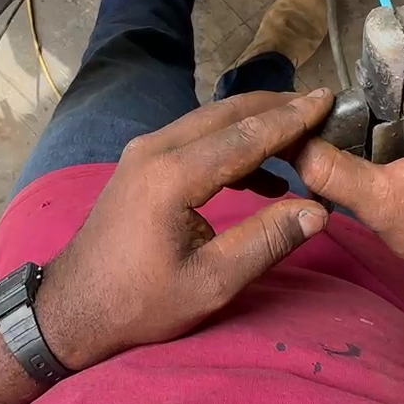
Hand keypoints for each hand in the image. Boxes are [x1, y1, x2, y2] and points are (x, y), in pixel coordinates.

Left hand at [35, 90, 335, 368]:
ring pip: (208, 123)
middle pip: (225, 115)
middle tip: (321, 107)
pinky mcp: (141, 164)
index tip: (327, 98)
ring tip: (300, 141)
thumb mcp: (211, 282)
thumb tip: (318, 210)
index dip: (290, 118)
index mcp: (172, 176)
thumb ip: (266, 241)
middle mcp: (155, 150)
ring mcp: (143, 153)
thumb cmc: (141, 301)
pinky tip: (262, 177)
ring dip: (253, 127)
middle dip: (275, 109)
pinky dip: (230, 147)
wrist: (75, 305)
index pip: (245, 136)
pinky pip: (194, 140)